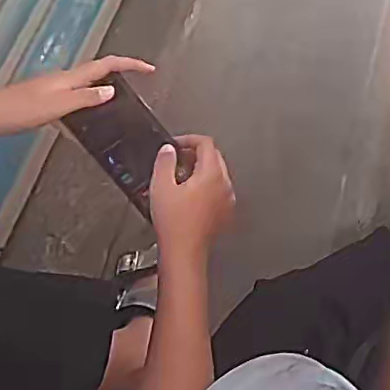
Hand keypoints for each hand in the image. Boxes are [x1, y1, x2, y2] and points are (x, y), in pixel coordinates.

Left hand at [0, 56, 155, 134]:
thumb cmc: (18, 111)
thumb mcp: (58, 107)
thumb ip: (86, 98)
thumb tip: (112, 91)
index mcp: (68, 79)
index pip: (105, 65)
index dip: (129, 64)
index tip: (150, 69)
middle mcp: (62, 79)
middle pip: (97, 71)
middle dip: (121, 73)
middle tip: (140, 83)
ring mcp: (51, 88)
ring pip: (86, 84)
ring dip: (105, 89)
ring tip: (119, 103)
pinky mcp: (43, 99)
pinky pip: (74, 97)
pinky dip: (88, 102)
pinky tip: (88, 118)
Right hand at [149, 135, 234, 256]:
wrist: (185, 249)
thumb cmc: (175, 222)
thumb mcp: (161, 186)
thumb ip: (164, 162)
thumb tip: (168, 150)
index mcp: (212, 175)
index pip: (207, 144)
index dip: (189, 140)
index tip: (176, 144)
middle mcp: (224, 184)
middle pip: (214, 157)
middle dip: (194, 154)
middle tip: (176, 159)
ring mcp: (227, 198)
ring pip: (217, 173)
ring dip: (200, 169)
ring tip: (179, 178)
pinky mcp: (226, 210)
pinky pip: (218, 189)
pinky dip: (206, 185)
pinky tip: (190, 195)